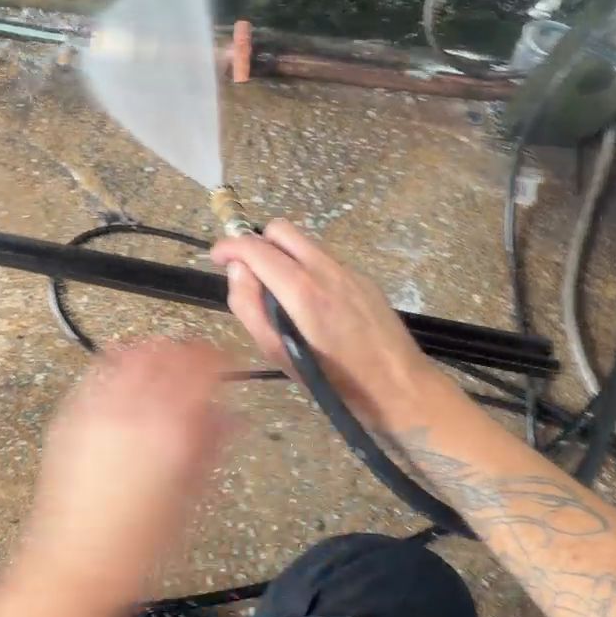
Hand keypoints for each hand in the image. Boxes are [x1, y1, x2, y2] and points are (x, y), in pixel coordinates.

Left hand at [13, 341, 232, 614]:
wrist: (76, 566)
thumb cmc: (137, 547)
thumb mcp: (192, 499)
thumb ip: (212, 447)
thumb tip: (230, 418)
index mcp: (173, 430)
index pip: (203, 365)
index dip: (219, 358)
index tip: (226, 364)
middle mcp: (135, 409)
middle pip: (167, 350)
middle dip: (188, 351)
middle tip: (199, 362)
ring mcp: (98, 408)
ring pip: (131, 352)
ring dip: (153, 351)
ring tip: (164, 364)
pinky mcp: (71, 415)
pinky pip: (97, 371)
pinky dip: (116, 364)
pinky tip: (126, 377)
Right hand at [211, 221, 440, 419]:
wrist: (398, 387)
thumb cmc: (331, 380)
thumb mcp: (277, 353)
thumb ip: (249, 306)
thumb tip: (237, 271)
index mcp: (301, 289)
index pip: (255, 247)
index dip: (229, 246)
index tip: (217, 257)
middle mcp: (325, 269)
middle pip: (281, 229)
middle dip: (257, 243)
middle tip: (249, 272)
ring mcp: (348, 271)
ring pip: (304, 243)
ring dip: (282, 256)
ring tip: (280, 293)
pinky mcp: (363, 279)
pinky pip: (324, 261)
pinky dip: (307, 270)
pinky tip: (313, 306)